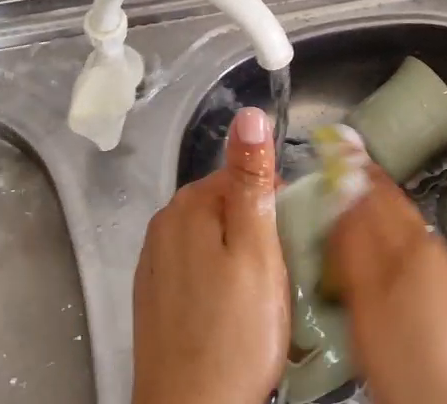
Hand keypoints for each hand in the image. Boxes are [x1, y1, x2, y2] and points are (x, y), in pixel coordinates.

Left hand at [132, 107, 288, 403]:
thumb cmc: (233, 335)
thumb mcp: (256, 250)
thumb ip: (251, 180)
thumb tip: (249, 113)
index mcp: (187, 205)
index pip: (242, 176)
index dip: (274, 204)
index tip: (292, 239)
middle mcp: (163, 226)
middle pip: (225, 208)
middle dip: (257, 231)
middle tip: (281, 275)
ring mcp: (154, 264)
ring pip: (212, 242)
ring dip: (239, 260)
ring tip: (261, 300)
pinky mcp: (154, 300)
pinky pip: (196, 273)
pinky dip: (218, 286)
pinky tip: (233, 317)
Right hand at [327, 168, 446, 403]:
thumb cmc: (407, 358)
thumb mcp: (367, 299)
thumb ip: (353, 242)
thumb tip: (339, 189)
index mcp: (412, 240)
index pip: (377, 186)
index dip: (352, 164)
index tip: (330, 143)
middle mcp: (430, 246)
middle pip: (389, 205)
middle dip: (358, 191)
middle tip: (324, 185)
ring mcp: (442, 271)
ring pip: (397, 231)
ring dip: (369, 220)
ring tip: (337, 226)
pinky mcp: (445, 297)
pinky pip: (407, 256)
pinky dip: (383, 249)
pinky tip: (366, 269)